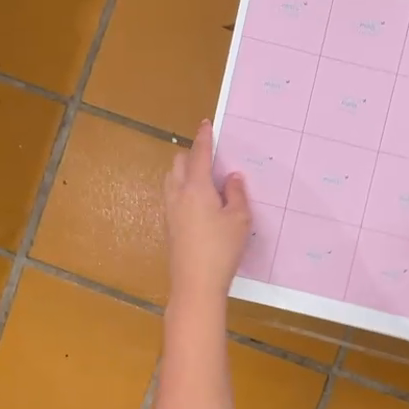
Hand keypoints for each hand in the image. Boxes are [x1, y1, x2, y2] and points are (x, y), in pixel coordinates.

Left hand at [164, 121, 250, 302]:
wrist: (196, 283)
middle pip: (179, 163)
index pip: (199, 154)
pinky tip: (200, 202)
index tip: (206, 124)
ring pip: (172, 179)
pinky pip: (173, 195)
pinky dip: (184, 188)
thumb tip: (231, 177)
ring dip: (185, 172)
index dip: (204, 138)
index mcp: (196, 187)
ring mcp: (170, 210)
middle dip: (192, 154)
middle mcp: (178, 194)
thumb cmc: (221, 249)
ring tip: (206, 179)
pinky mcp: (169, 225)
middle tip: (211, 158)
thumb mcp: (239, 219)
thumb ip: (237, 193)